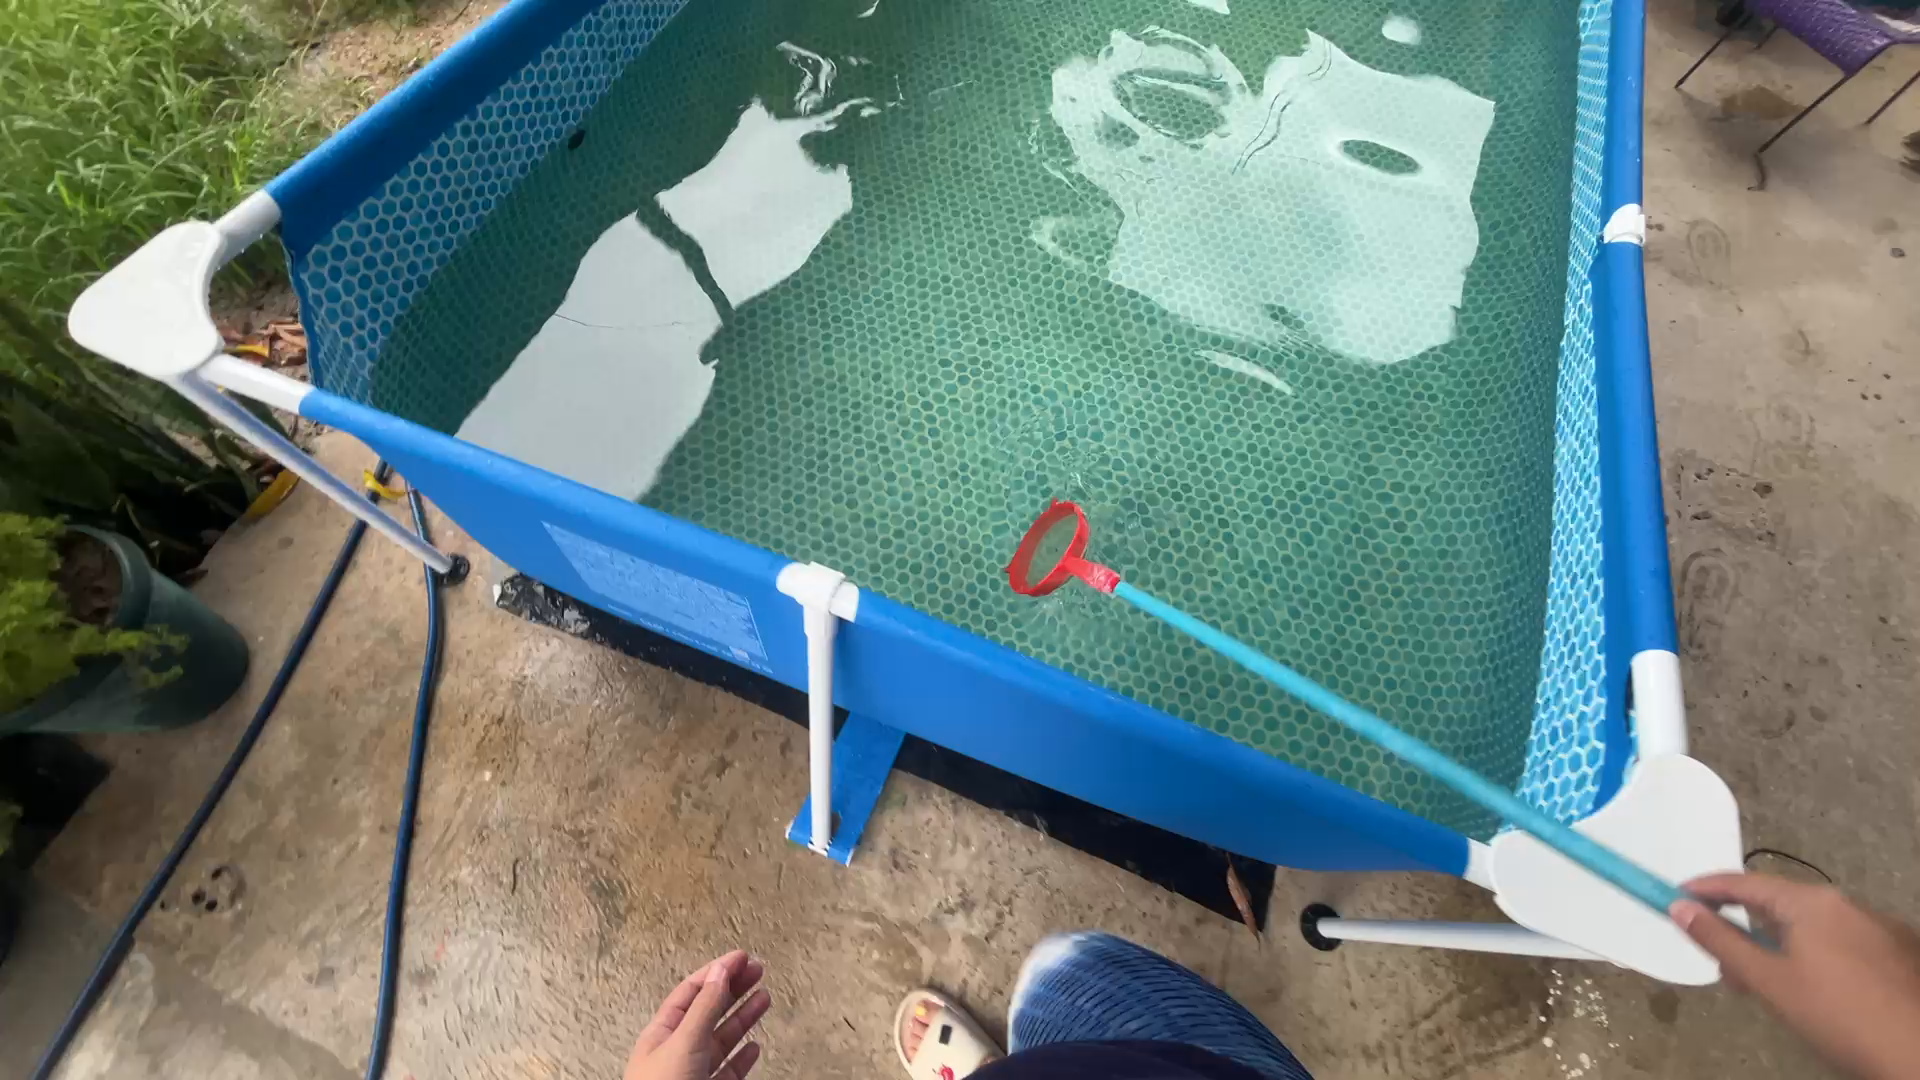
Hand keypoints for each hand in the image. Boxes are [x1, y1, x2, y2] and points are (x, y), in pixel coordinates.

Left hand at [624, 950, 771, 1079]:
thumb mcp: (683, 1042)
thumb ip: (705, 1006)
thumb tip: (721, 969)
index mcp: (661, 1034)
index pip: (691, 991)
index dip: (717, 971)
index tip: (742, 957)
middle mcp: (676, 1052)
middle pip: (708, 1011)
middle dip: (733, 988)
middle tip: (758, 969)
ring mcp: (691, 1076)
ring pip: (721, 1039)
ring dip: (743, 1017)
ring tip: (764, 997)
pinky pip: (727, 1072)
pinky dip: (742, 1058)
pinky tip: (753, 1048)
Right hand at [1672, 874, 1919, 1079]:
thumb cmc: (1841, 1017)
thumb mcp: (1767, 981)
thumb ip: (1718, 939)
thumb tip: (1678, 907)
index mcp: (1814, 904)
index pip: (1741, 882)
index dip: (1702, 890)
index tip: (1672, 901)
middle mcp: (1851, 907)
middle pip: (1777, 904)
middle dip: (1741, 927)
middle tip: (1720, 958)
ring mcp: (1887, 934)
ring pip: (1811, 927)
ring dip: (1777, 945)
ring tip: (1764, 982)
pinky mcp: (1907, 961)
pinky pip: (1843, 944)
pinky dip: (1814, 956)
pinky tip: (1813, 990)